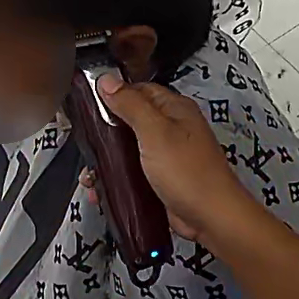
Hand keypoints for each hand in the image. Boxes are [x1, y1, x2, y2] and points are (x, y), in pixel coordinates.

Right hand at [96, 74, 256, 241]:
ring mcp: (168, 156)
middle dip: (106, 133)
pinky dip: (118, 180)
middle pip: (131, 121)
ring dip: (109, 161)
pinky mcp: (163, 180)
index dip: (113, 95)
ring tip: (92, 174)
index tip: (88, 105)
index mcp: (175, 109)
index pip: (138, 89)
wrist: (211, 218)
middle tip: (88, 144)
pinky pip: (135, 175)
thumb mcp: (155, 132)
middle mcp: (173, 130)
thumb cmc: (191, 174)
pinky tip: (104, 190)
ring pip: (130, 150)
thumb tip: (108, 81)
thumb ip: (131, 104)